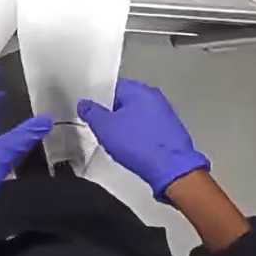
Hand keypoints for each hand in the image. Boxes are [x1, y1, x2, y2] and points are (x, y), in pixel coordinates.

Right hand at [78, 78, 209, 199]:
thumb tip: (85, 105)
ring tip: (118, 142)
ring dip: (126, 127)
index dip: (100, 99)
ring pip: (137, 117)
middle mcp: (155, 99)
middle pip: (126, 102)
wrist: (170, 168)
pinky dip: (138, 137)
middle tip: (103, 128)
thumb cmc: (140, 145)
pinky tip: (132, 149)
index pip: (114, 86)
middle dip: (113, 114)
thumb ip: (91, 112)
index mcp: (139, 90)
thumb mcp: (104, 127)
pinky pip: (147, 130)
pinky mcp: (170, 132)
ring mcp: (165, 115)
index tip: (91, 111)